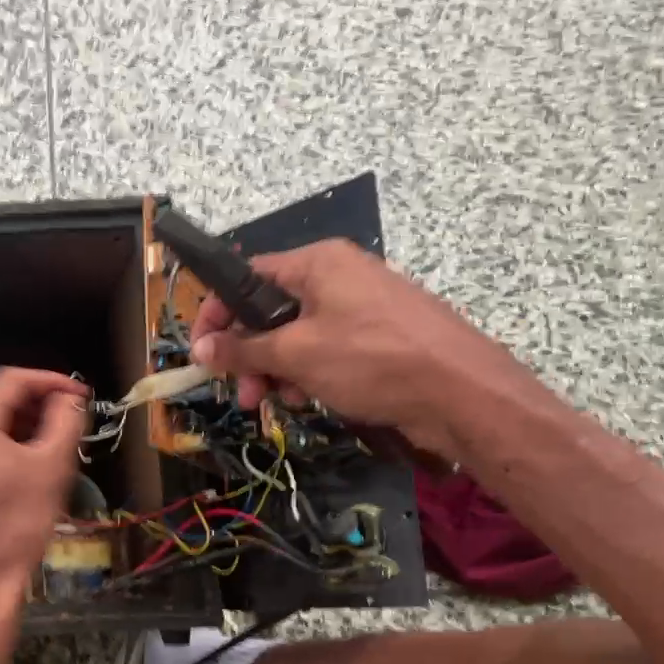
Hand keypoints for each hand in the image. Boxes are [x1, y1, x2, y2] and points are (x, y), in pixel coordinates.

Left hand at [0, 368, 85, 663]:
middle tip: (70, 414)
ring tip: (54, 436)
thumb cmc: (15, 527)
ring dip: (18, 421)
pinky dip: (0, 441)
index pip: (10, 380)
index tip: (82, 393)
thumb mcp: (50, 468)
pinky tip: (26, 458)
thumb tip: (68, 398)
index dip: (50, 381)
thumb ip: (64, 421)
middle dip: (34, 400)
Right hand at [189, 239, 537, 462]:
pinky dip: (309, 373)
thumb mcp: (295, 354)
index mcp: (317, 263)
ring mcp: (361, 306)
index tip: (202, 352)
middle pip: (270, 310)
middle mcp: (338, 276)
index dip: (217, 314)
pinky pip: (326, 349)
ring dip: (276, 369)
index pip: (245, 278)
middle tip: (241, 391)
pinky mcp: (379, 337)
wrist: (463, 394)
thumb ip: (242, 349)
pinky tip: (311, 398)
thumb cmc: (371, 360)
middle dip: (249, 353)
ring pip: (296, 335)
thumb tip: (199, 348)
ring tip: (278, 401)